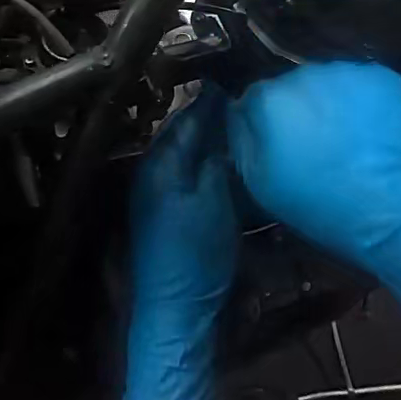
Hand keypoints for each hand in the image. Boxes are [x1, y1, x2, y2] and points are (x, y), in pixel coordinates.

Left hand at [124, 88, 238, 399]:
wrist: (174, 314)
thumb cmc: (196, 253)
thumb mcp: (214, 197)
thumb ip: (215, 153)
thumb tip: (221, 112)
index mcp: (161, 162)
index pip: (191, 115)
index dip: (217, 99)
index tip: (243, 85)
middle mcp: (152, 170)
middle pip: (188, 131)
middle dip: (216, 117)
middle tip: (248, 107)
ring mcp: (155, 192)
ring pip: (189, 151)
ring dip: (213, 140)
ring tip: (243, 132)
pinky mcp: (164, 211)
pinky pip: (188, 171)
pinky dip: (208, 163)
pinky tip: (229, 166)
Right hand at [230, 62, 400, 370]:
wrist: (400, 207)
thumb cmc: (325, 205)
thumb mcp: (263, 185)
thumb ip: (244, 140)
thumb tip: (242, 114)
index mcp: (271, 99)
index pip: (255, 99)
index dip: (268, 126)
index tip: (284, 149)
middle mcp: (306, 73)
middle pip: (293, 86)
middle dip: (302, 110)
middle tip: (320, 146)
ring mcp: (349, 70)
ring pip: (330, 82)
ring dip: (333, 103)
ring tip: (353, 140)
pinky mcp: (384, 74)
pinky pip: (362, 84)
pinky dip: (364, 101)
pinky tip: (376, 131)